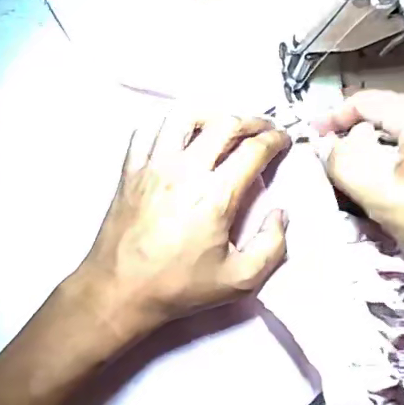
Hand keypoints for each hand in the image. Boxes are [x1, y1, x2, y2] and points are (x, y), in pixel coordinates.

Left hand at [68, 113, 290, 345]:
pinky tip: (180, 133)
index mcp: (216, 195)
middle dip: (252, 121)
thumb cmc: (179, 287)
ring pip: (184, 116)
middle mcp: (185, 170)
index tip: (284, 141)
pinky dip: (169, 122)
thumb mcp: (239, 280)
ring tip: (223, 124)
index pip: (253, 150)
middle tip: (264, 129)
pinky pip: (148, 129)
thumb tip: (280, 215)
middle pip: (224, 123)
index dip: (276, 140)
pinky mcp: (130, 169)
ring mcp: (153, 165)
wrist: (119, 291)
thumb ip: (271, 246)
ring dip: (211, 113)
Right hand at [313, 90, 403, 307]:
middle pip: (393, 122)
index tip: (312, 143)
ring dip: (393, 166)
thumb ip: (344, 164)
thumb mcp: (384, 196)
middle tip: (346, 185)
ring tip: (383, 203)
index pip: (364, 101)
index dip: (332, 120)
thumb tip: (327, 145)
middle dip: (365, 149)